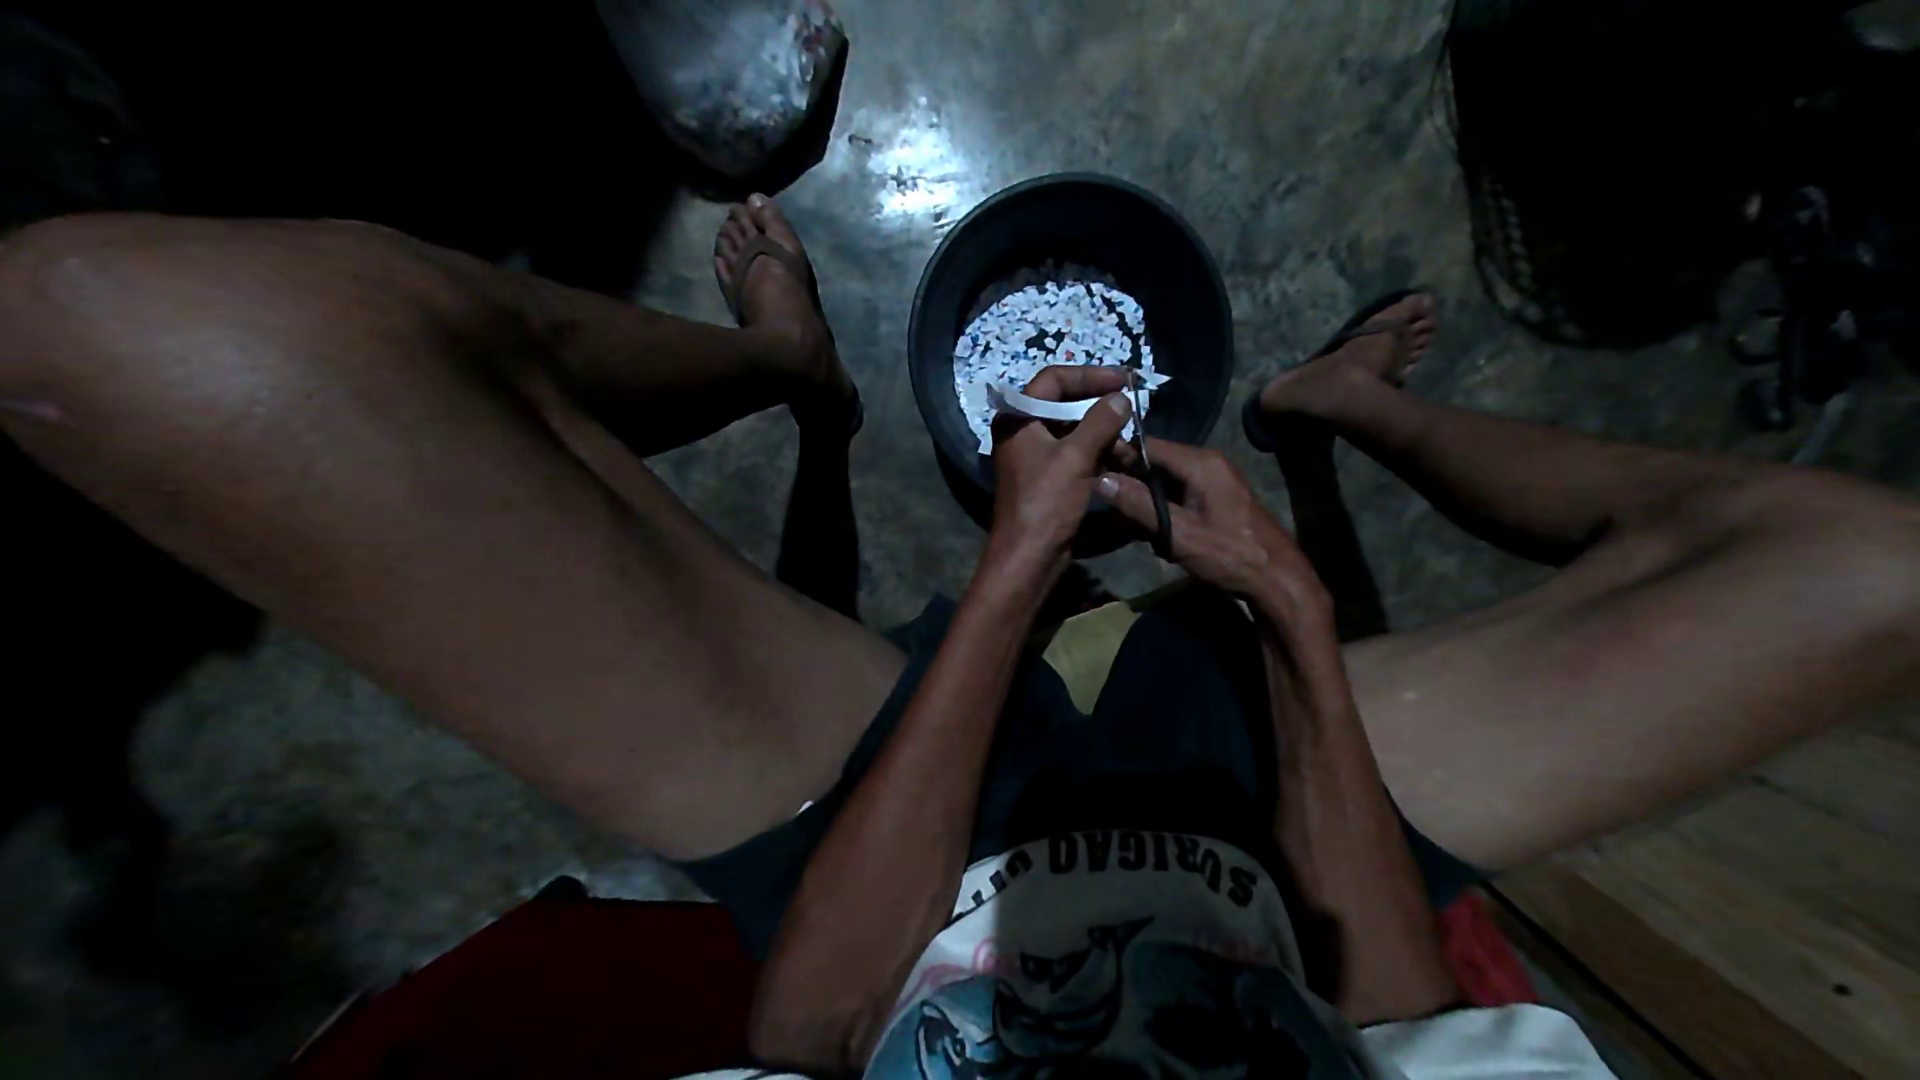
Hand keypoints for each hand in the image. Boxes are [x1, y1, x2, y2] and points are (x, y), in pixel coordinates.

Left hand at [988, 365, 1133, 581]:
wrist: (1029, 555)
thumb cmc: (1046, 501)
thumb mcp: (1076, 456)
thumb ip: (1100, 421)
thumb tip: (1121, 397)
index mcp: (1018, 419)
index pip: (1053, 380)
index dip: (1089, 375)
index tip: (1123, 379)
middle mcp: (1022, 432)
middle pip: (1064, 405)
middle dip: (1100, 408)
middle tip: (1131, 408)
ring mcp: (1034, 456)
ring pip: (1073, 432)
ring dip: (1103, 435)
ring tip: (1132, 444)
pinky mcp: (1047, 477)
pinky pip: (1074, 454)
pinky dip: (1097, 454)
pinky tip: (1122, 460)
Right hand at [1098, 440, 1331, 619]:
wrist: (1277, 580)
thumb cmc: (1228, 554)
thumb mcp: (1177, 532)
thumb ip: (1138, 504)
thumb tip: (1100, 479)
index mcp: (1200, 462)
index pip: (1149, 445)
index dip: (1119, 455)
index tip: (1093, 470)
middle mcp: (1208, 463)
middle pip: (1156, 463)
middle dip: (1133, 484)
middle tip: (1111, 507)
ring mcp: (1214, 481)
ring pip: (1166, 482)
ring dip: (1147, 503)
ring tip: (1134, 527)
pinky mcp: (1216, 499)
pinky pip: (1179, 495)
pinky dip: (1164, 511)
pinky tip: (1157, 535)